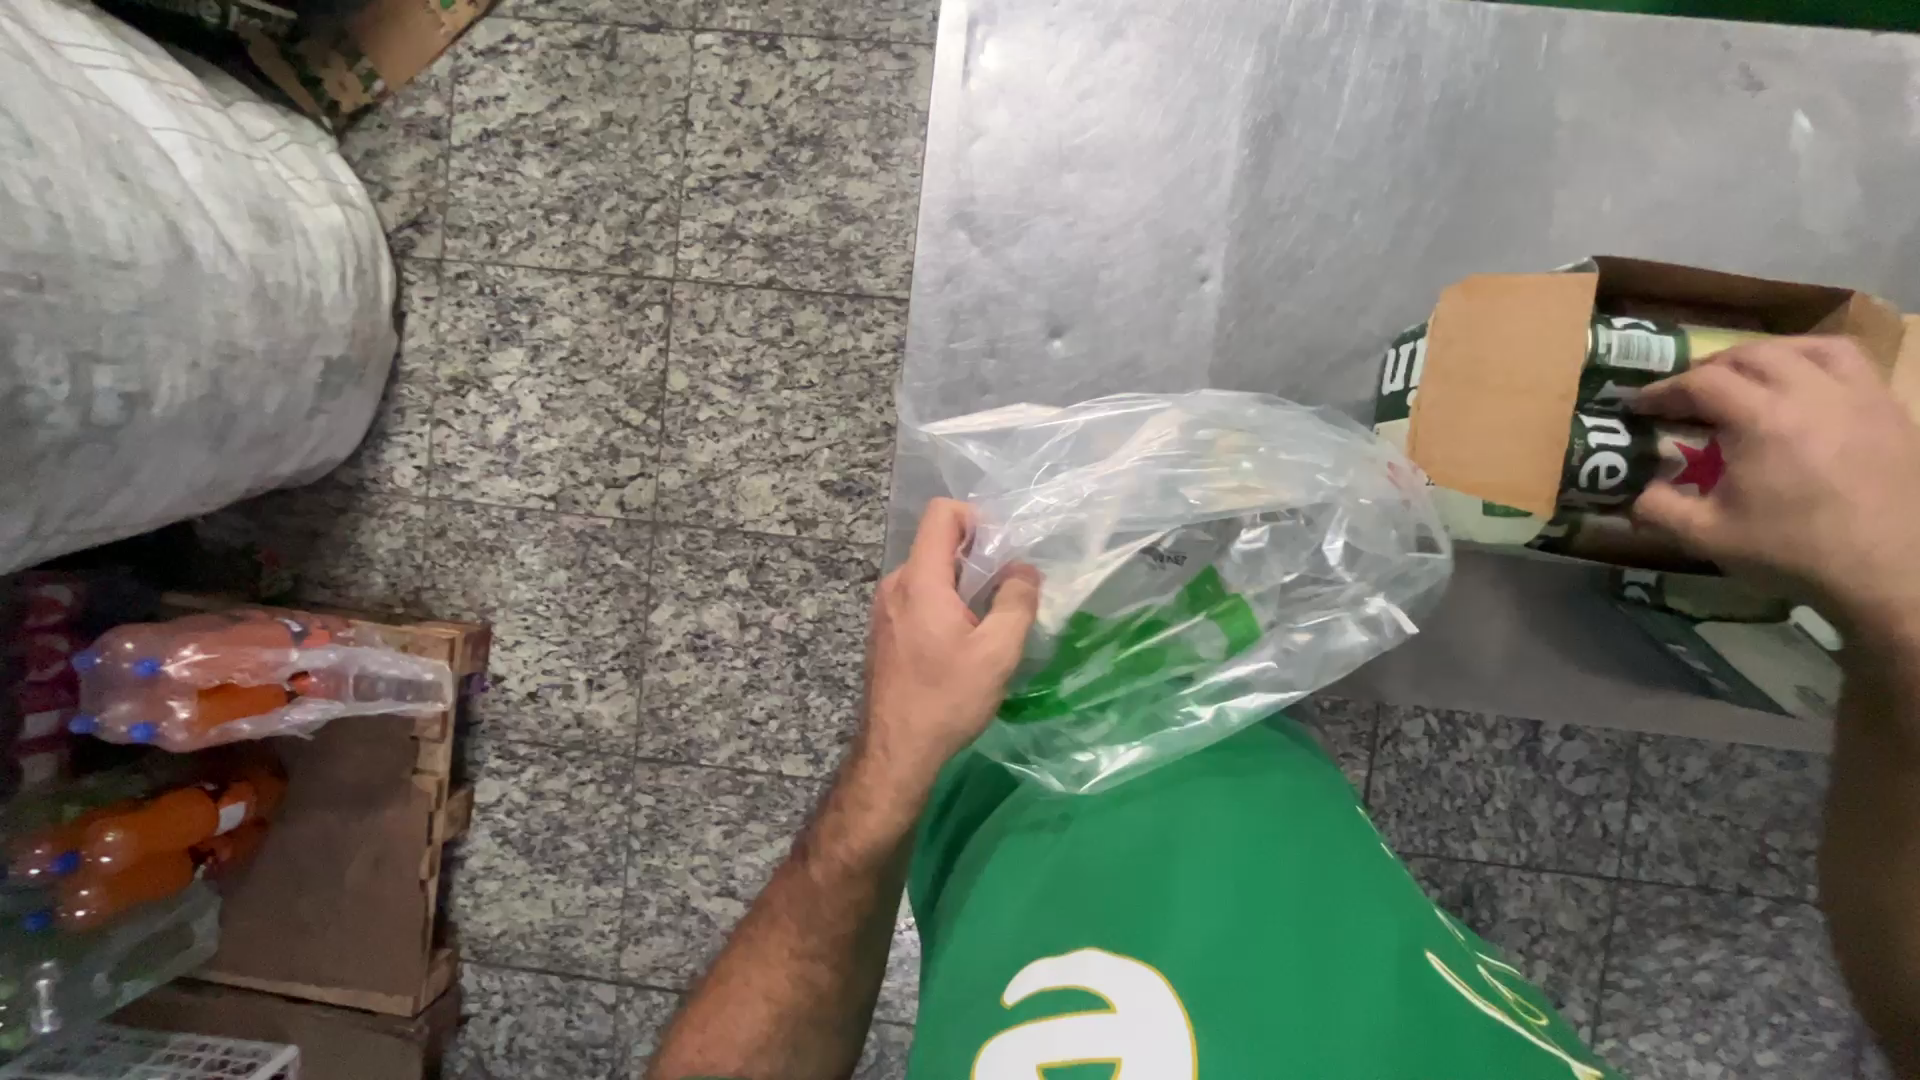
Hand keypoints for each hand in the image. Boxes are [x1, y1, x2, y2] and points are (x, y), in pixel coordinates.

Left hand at [857, 499, 1039, 793]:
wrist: (896, 750)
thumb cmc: (947, 698)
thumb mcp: (997, 652)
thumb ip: (1016, 601)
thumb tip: (1023, 570)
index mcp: (920, 579)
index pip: (941, 513)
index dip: (976, 519)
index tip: (1001, 552)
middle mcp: (896, 584)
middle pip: (938, 544)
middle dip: (976, 559)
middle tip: (1004, 595)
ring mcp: (885, 608)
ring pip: (930, 574)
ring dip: (962, 587)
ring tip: (986, 626)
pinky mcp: (885, 630)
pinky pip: (919, 598)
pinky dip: (944, 606)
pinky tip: (960, 644)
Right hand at [1631, 336, 1919, 641]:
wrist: (1894, 573)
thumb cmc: (1793, 551)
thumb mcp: (1704, 535)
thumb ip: (1657, 507)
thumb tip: (1638, 490)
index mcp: (1764, 422)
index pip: (1702, 383)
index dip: (1662, 390)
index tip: (1637, 405)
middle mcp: (1815, 396)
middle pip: (1754, 355)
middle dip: (1708, 368)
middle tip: (1684, 393)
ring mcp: (1863, 400)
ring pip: (1812, 348)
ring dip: (1768, 355)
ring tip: (1745, 377)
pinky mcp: (1893, 414)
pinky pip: (1855, 367)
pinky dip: (1816, 365)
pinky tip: (1801, 392)